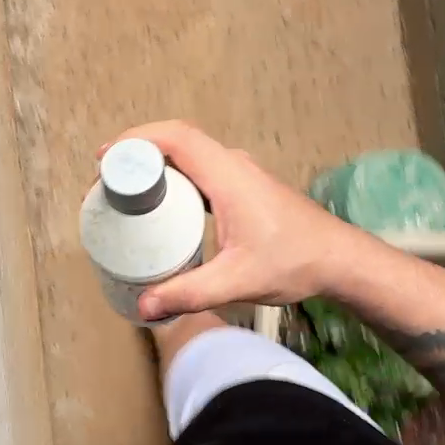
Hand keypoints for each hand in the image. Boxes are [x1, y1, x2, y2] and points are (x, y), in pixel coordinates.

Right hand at [102, 120, 361, 319]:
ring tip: (124, 190)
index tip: (106, 158)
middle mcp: (233, 166)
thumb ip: (189, 293)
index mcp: (229, 176)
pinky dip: (173, 177)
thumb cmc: (295, 262)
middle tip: (105, 181)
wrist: (338, 260)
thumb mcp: (237, 281)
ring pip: (188, 154)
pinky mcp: (242, 188)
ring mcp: (239, 174)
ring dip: (154, 164)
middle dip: (136, 153)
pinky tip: (160, 205)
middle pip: (176, 141)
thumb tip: (145, 306)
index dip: (137, 140)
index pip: (177, 138)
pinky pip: (199, 170)